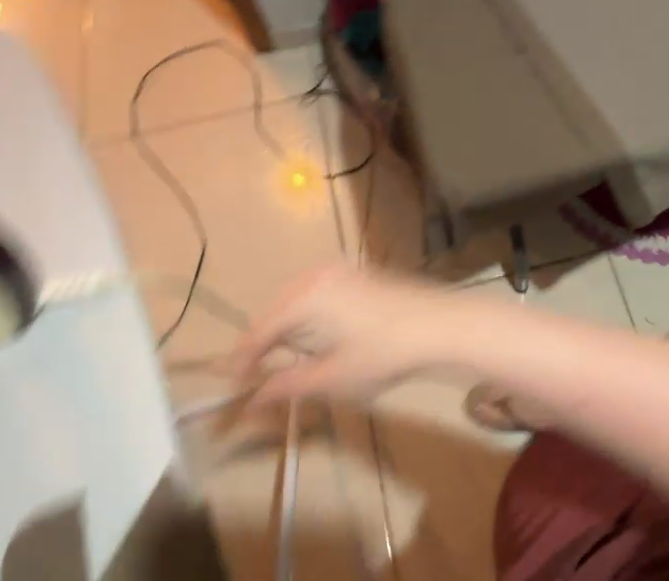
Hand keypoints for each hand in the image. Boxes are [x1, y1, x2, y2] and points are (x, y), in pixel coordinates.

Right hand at [223, 266, 460, 408]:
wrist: (440, 325)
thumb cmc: (384, 353)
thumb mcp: (333, 377)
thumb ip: (289, 385)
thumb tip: (254, 397)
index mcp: (304, 298)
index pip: (260, 331)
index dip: (242, 360)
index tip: (229, 385)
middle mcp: (316, 276)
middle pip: (275, 310)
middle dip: (261, 342)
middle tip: (250, 374)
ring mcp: (339, 271)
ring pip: (296, 299)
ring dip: (284, 327)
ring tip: (278, 359)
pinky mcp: (358, 274)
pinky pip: (317, 293)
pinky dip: (306, 315)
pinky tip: (313, 336)